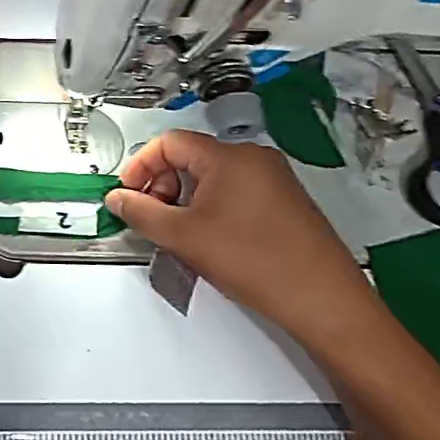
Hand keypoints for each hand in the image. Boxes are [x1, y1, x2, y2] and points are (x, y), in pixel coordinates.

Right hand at [105, 130, 383, 334]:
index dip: (140, 165)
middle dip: (162, 184)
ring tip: (180, 232)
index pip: (169, 142)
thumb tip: (119, 198)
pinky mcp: (283, 200)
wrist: (320, 297)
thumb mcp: (183, 237)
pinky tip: (209, 238)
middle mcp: (254, 158)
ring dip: (185, 198)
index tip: (128, 191)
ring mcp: (273, 178)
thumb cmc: (258, 262)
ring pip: (211, 176)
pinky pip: (234, 190)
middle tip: (152, 215)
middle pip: (190, 156)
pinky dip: (210, 206)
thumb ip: (141, 212)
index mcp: (229, 157)